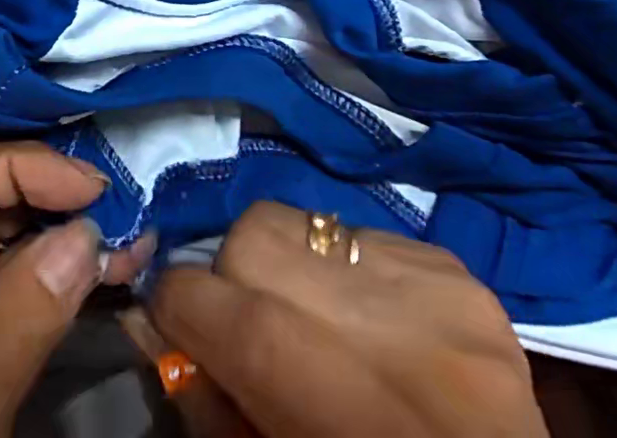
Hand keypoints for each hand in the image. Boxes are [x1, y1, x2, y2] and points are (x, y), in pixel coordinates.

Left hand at [0, 142, 153, 437]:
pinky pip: (23, 273)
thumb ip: (1, 337)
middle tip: (121, 196)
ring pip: (8, 226)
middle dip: (51, 190)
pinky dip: (70, 266)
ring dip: (71, 225)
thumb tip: (84, 237)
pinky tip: (116, 262)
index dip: (18, 169)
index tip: (90, 185)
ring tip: (132, 229)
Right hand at [149, 201, 548, 437]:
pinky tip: (386, 324)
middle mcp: (355, 307)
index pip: (192, 289)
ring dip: (302, 264)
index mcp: (294, 370)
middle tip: (262, 321)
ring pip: (313, 224)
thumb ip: (208, 394)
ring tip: (329, 321)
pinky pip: (376, 242)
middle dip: (240, 272)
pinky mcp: (460, 272)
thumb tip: (156, 323)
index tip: (190, 327)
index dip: (180, 309)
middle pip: (253, 234)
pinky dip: (361, 274)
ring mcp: (419, 279)